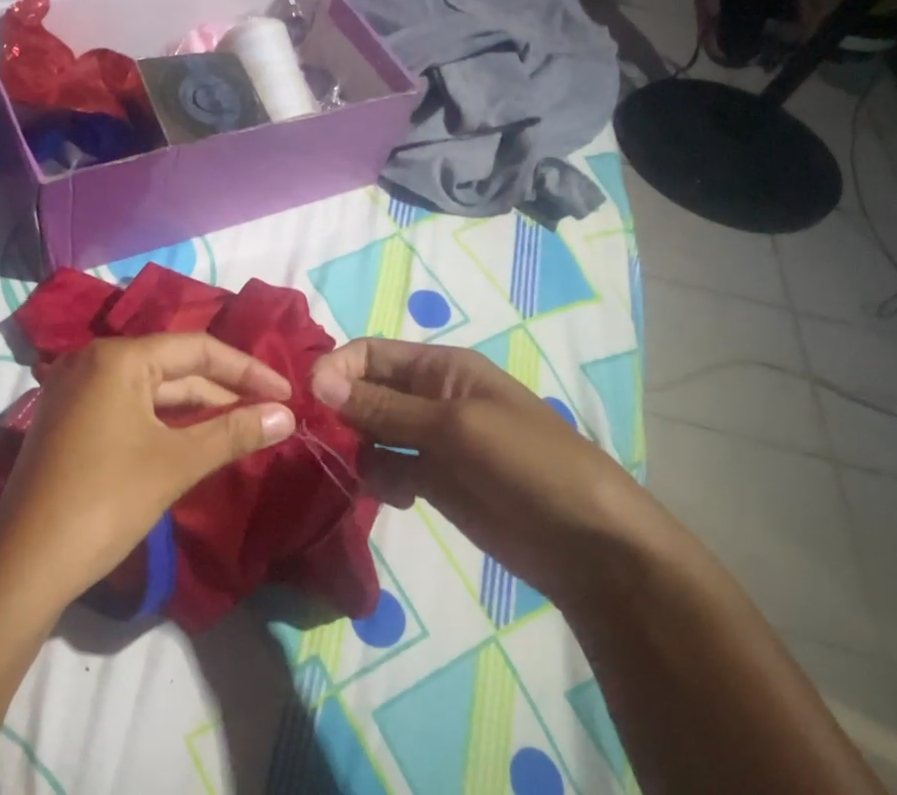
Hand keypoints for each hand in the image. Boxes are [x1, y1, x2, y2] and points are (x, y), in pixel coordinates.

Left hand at [0, 334, 295, 602]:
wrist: (29, 561)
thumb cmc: (108, 501)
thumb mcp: (176, 463)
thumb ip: (234, 432)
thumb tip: (286, 415)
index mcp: (116, 357)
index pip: (196, 348)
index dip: (247, 369)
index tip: (287, 394)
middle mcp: (91, 361)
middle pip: (172, 366)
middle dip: (223, 391)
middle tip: (271, 415)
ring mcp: (74, 390)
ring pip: (150, 390)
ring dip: (196, 409)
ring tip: (243, 429)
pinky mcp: (68, 420)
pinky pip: (127, 408)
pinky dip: (164, 421)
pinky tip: (195, 440)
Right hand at [311, 338, 661, 607]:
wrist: (587, 543)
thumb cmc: (527, 464)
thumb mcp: (454, 427)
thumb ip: (384, 407)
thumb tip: (317, 381)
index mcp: (441, 368)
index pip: (368, 353)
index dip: (335, 370)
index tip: (309, 403)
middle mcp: (429, 398)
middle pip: (363, 393)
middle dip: (340, 414)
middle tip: (325, 444)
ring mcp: (429, 442)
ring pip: (368, 434)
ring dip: (358, 451)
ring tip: (370, 476)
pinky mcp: (431, 482)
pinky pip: (386, 470)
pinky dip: (380, 481)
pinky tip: (399, 498)